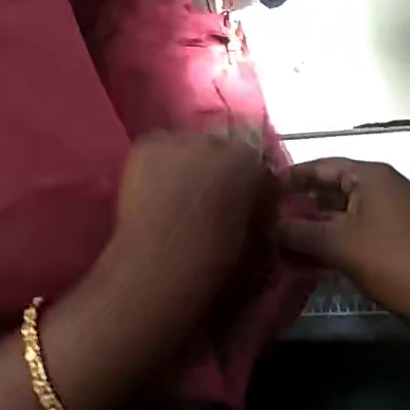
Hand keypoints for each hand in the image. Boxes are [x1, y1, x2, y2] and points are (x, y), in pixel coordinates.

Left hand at [100, 130, 271, 304]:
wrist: (157, 270)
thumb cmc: (215, 263)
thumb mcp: (258, 236)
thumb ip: (263, 203)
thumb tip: (261, 191)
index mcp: (246, 158)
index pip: (253, 139)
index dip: (246, 160)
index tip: (240, 178)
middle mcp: (212, 139)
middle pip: (218, 138)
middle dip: (216, 158)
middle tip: (209, 187)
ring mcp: (175, 139)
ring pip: (186, 142)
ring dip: (186, 159)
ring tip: (177, 191)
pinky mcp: (145, 146)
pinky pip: (157, 147)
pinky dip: (158, 163)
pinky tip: (155, 188)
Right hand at [276, 158, 409, 326]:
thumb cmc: (395, 261)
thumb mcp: (339, 245)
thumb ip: (300, 232)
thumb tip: (271, 227)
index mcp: (370, 175)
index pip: (320, 165)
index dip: (291, 176)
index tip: (265, 187)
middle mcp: (385, 186)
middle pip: (333, 188)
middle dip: (303, 203)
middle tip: (272, 217)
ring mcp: (397, 212)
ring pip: (346, 211)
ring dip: (319, 225)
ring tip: (289, 240)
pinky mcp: (405, 237)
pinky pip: (361, 229)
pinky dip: (339, 239)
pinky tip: (321, 258)